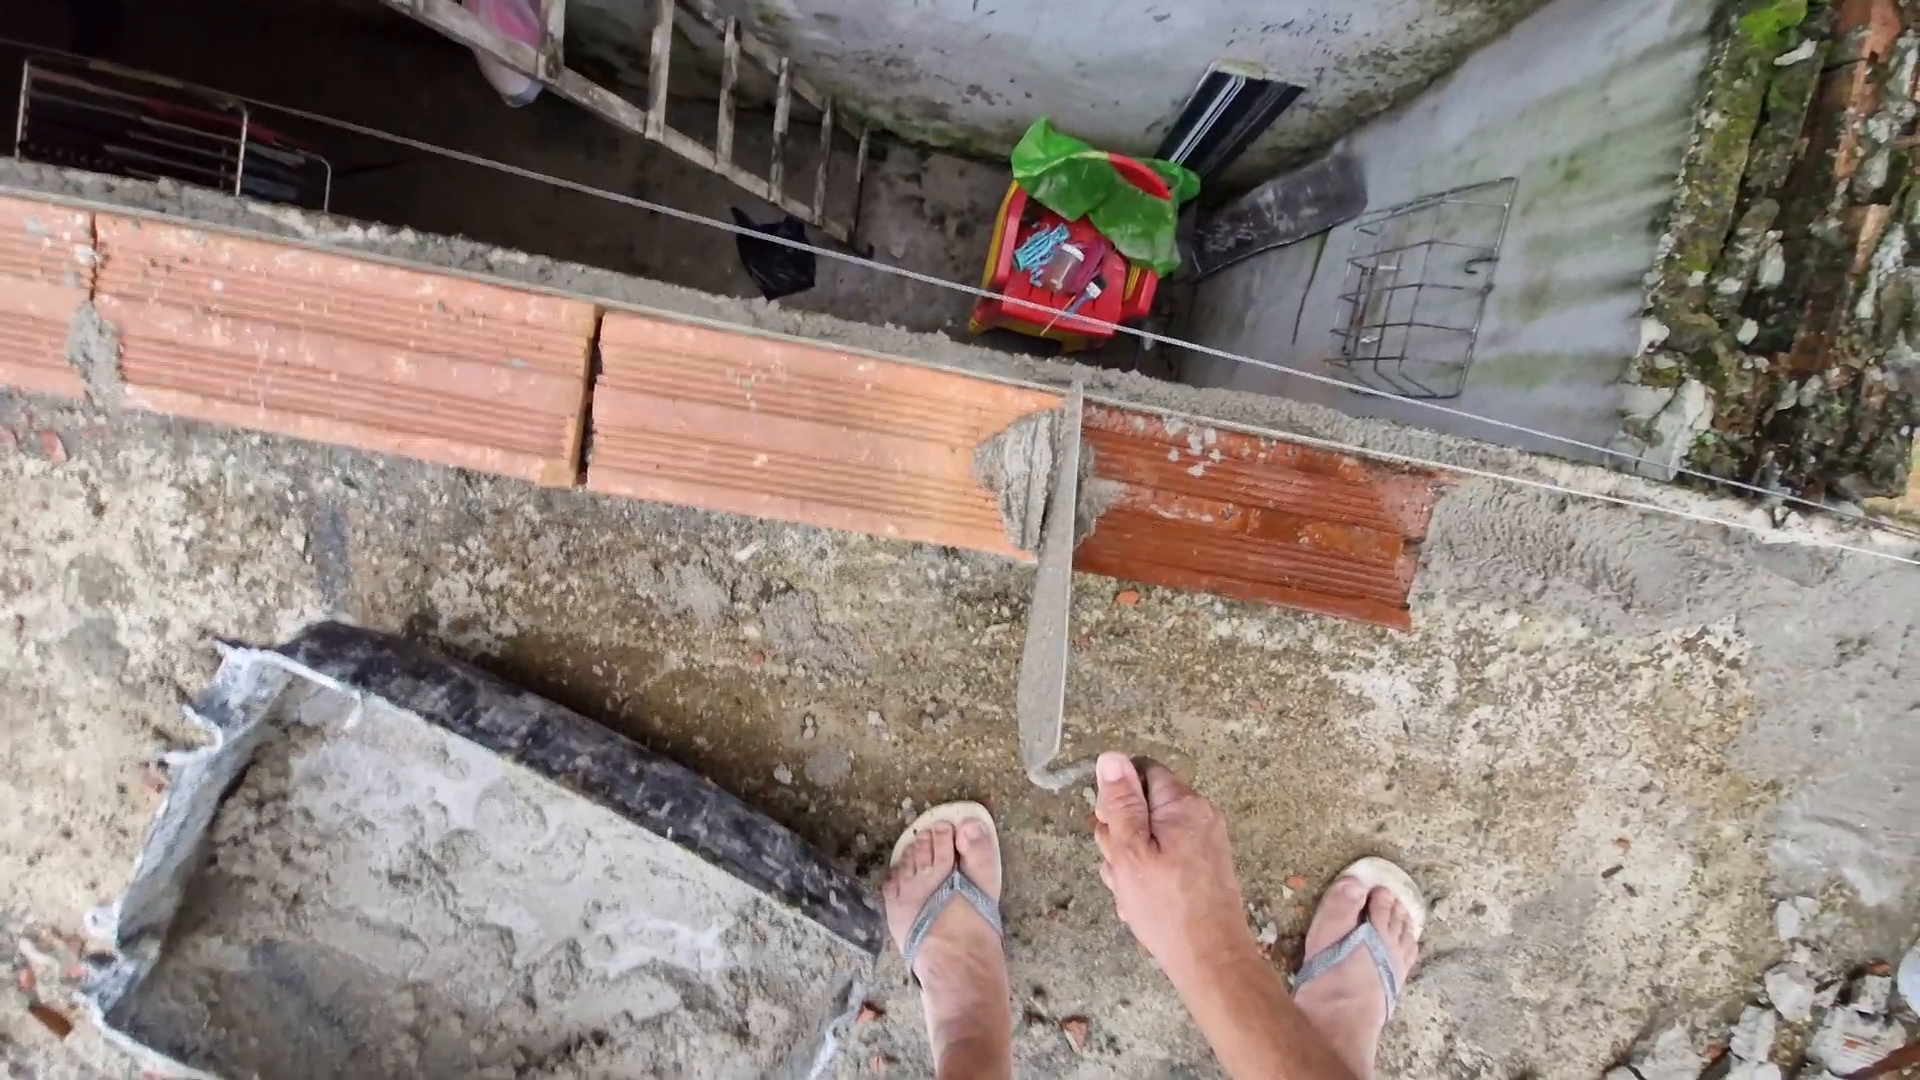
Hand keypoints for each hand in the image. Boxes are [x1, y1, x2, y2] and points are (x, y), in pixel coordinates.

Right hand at [1093, 752, 1254, 977]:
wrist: (1211, 961)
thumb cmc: (1166, 906)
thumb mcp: (1130, 849)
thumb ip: (1121, 802)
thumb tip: (1111, 757)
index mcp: (1183, 803)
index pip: (1140, 772)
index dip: (1118, 796)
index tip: (1110, 828)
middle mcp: (1199, 814)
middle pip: (1143, 804)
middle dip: (1122, 833)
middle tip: (1121, 867)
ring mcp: (1205, 841)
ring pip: (1150, 834)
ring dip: (1132, 858)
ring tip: (1132, 890)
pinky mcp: (1204, 866)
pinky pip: (1165, 855)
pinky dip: (1150, 872)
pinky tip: (1145, 900)